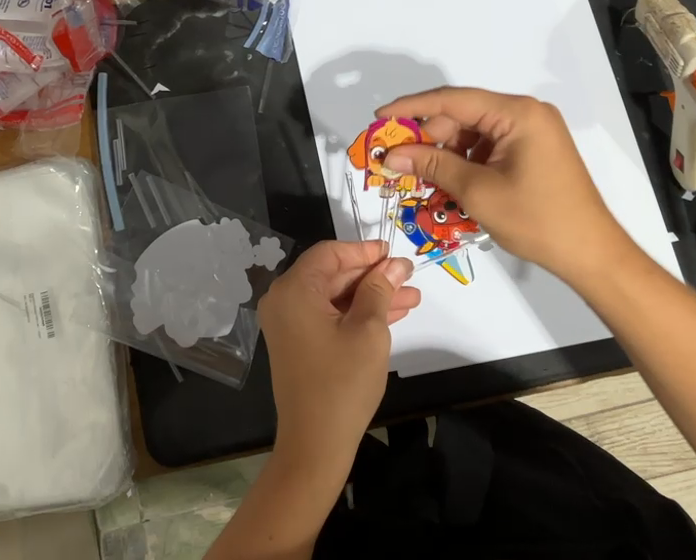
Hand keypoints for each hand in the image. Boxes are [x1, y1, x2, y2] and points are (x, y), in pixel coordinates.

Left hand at [259, 240, 420, 460]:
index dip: (363, 251)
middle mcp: (284, 300)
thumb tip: (394, 264)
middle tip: (409, 276)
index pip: (329, 254)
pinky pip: (329, 316)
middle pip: (332, 274)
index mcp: (294, 289)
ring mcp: (289, 323)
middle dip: (372, 275)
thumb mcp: (369, 330)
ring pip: (335, 297)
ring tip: (412, 297)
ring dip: (370, 296)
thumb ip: (379, 290)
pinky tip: (392, 315)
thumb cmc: (342, 382)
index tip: (394, 253)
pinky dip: (357, 314)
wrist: (315, 444)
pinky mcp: (298, 343)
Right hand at [377, 87, 640, 283]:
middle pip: (462, 115)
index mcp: (517, 114)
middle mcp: (525, 114)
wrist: (592, 254)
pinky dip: (464, 163)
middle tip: (397, 158)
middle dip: (428, 136)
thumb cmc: (537, 220)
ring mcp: (531, 132)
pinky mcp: (532, 151)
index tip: (379, 117)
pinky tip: (446, 183)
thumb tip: (392, 155)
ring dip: (444, 153)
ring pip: (472, 133)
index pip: (453, 100)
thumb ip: (433, 165)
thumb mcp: (477, 192)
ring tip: (418, 176)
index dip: (411, 108)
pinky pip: (487, 148)